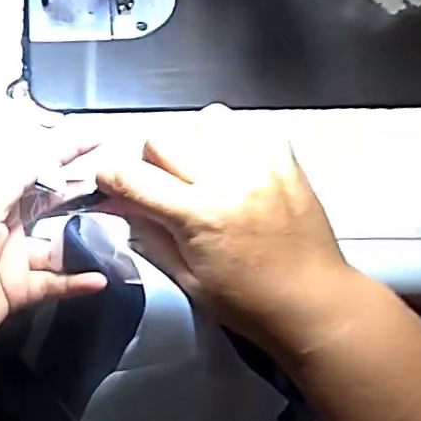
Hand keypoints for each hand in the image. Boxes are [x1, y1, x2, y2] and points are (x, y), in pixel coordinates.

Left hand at [0, 153, 109, 362]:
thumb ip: (13, 182)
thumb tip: (45, 157)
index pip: (33, 165)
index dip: (65, 149)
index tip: (99, 137)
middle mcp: (3, 223)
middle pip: (51, 201)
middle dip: (82, 190)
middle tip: (122, 185)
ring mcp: (11, 258)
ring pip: (57, 243)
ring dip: (85, 238)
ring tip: (122, 231)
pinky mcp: (17, 291)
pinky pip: (53, 282)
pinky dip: (76, 281)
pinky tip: (99, 279)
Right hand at [95, 116, 364, 360]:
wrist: (310, 300)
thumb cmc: (245, 301)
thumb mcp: (185, 277)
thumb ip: (149, 234)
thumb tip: (122, 205)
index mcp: (199, 215)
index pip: (132, 176)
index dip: (110, 177)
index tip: (110, 185)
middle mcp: (228, 179)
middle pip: (164, 136)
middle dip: (150, 159)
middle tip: (159, 185)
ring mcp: (260, 164)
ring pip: (205, 119)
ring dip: (191, 141)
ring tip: (198, 170)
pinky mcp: (284, 160)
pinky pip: (246, 127)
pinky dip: (228, 140)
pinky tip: (230, 168)